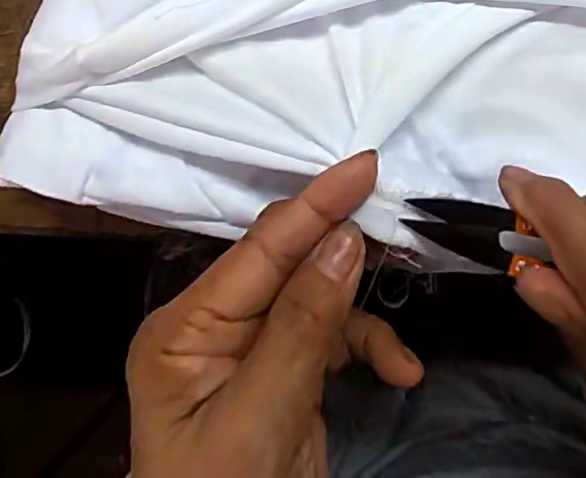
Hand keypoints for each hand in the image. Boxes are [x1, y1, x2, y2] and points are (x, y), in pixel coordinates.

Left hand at [127, 151, 424, 477]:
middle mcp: (216, 323)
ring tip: (397, 339)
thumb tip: (346, 238)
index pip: (261, 246)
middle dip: (343, 247)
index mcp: (186, 326)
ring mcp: (252, 344)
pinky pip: (332, 335)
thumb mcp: (259, 420)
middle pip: (289, 261)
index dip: (318, 202)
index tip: (366, 164)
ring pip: (319, 294)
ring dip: (362, 311)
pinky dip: (367, 346)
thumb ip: (302, 323)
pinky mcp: (284, 366)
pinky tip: (399, 371)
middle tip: (393, 222)